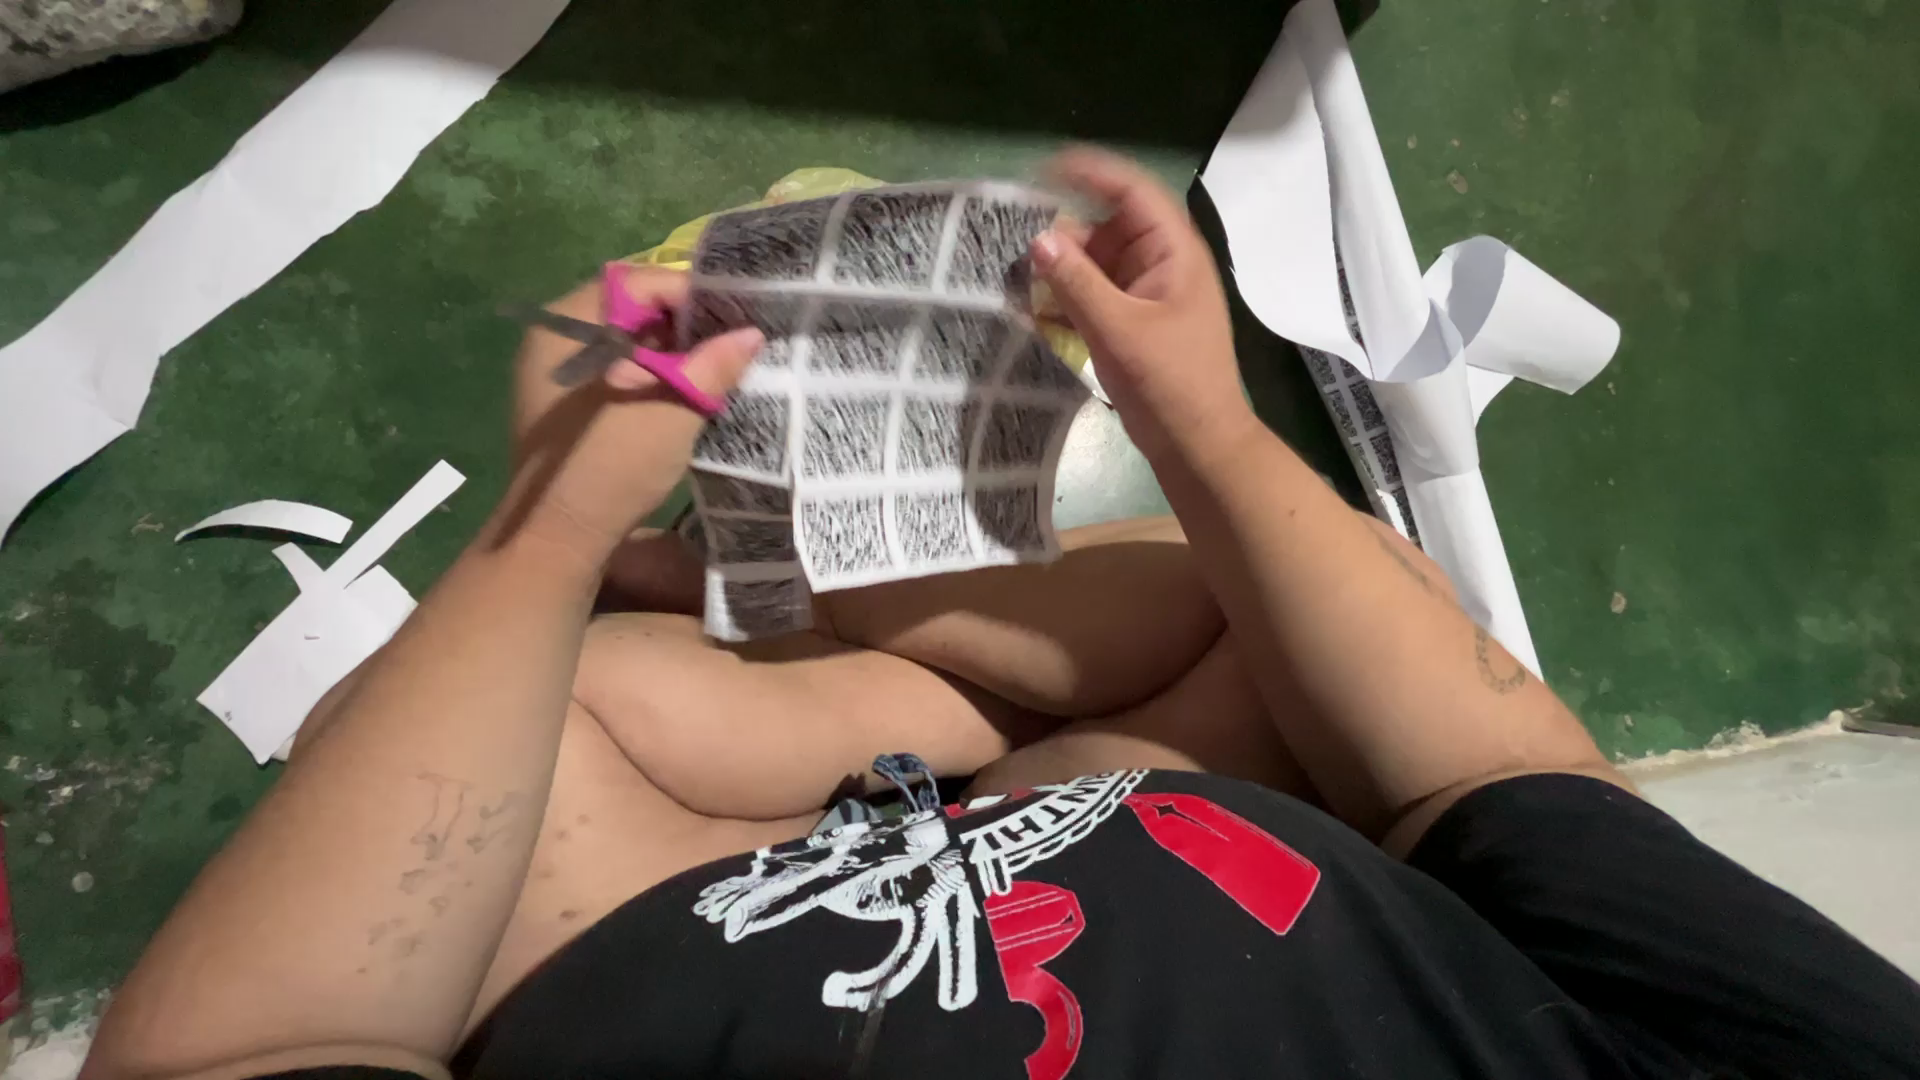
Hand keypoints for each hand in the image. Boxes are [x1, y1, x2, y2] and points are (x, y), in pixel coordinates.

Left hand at [500, 266, 761, 565]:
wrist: (561, 538)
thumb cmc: (610, 466)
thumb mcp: (671, 412)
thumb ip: (712, 368)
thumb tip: (753, 334)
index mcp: (567, 327)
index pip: (638, 283)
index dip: (692, 296)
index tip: (735, 323)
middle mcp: (558, 341)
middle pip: (634, 311)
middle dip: (688, 326)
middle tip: (734, 347)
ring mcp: (562, 375)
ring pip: (631, 344)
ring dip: (677, 354)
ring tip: (720, 372)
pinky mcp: (573, 406)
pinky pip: (623, 372)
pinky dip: (658, 377)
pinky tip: (689, 397)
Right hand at [1032, 147, 1258, 462]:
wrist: (1197, 444)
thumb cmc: (1170, 383)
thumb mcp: (1119, 330)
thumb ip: (1077, 285)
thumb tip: (1038, 241)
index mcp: (1173, 252)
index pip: (1131, 193)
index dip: (1088, 175)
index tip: (1040, 173)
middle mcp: (1160, 266)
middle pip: (1107, 231)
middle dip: (1066, 240)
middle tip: (1024, 259)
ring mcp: (1146, 298)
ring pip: (1097, 269)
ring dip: (1063, 277)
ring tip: (1025, 291)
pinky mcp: (1132, 328)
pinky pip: (1095, 302)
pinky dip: (1069, 305)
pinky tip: (1039, 318)